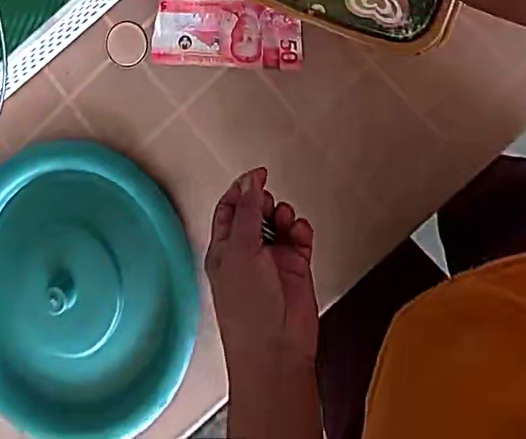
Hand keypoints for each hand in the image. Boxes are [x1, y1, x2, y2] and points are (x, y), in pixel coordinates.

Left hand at [205, 167, 317, 371]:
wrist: (278, 350)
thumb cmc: (248, 313)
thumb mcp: (241, 251)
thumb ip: (248, 212)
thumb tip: (250, 182)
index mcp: (224, 248)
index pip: (230, 207)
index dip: (242, 188)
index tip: (257, 174)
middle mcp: (247, 252)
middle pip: (257, 210)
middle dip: (265, 201)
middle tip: (269, 205)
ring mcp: (272, 259)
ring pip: (280, 220)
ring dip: (284, 214)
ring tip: (285, 221)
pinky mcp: (295, 266)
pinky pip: (300, 235)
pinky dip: (301, 229)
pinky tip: (299, 233)